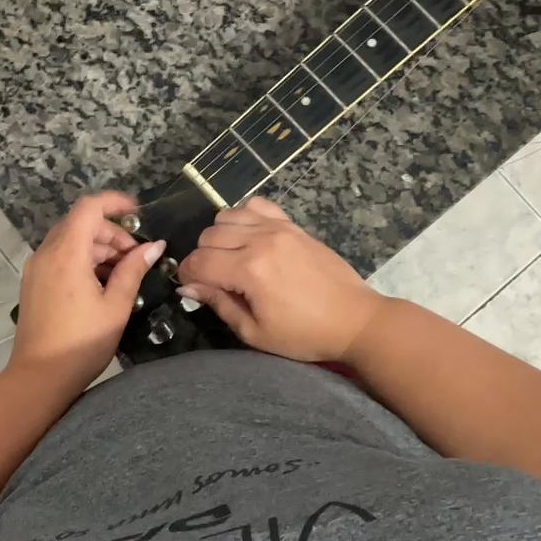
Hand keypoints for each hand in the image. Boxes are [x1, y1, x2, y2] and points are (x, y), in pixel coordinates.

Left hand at [11, 192, 165, 387]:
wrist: (39, 377)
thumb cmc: (82, 343)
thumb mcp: (116, 306)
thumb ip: (133, 270)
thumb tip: (154, 246)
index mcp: (67, 254)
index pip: (89, 208)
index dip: (115, 202)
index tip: (139, 212)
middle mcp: (46, 253)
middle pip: (80, 223)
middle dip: (111, 232)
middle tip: (135, 257)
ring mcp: (36, 268)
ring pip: (70, 240)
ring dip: (98, 247)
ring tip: (122, 274)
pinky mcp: (33, 283)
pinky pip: (60, 257)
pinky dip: (82, 259)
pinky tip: (100, 284)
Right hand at [176, 197, 391, 362]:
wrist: (354, 320)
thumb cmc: (304, 335)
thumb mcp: (255, 332)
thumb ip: (219, 304)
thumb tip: (188, 288)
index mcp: (250, 270)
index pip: (198, 262)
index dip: (186, 276)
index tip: (191, 289)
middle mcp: (261, 241)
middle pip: (209, 236)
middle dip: (202, 258)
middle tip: (214, 280)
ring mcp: (279, 228)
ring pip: (227, 216)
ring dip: (220, 237)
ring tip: (230, 259)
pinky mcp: (293, 224)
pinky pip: (256, 205)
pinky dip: (244, 217)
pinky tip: (249, 238)